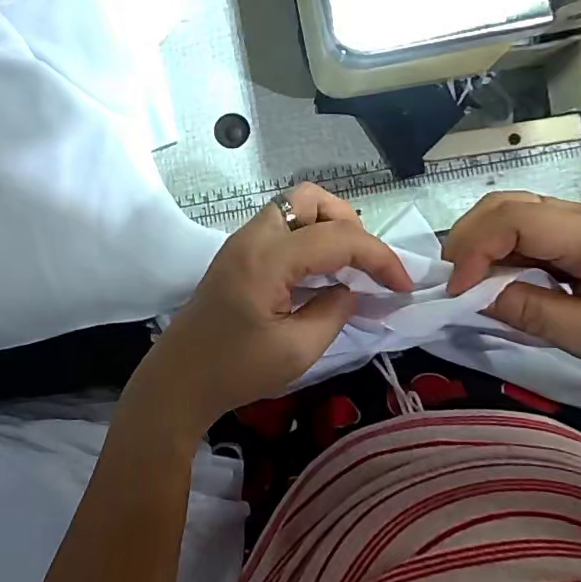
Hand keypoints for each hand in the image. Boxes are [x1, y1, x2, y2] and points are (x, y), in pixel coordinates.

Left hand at [125, 183, 411, 440]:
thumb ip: (335, 311)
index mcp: (267, 258)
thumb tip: (351, 289)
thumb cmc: (234, 371)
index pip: (337, 237)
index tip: (402, 286)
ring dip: (328, 228)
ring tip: (348, 268)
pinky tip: (321, 276)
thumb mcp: (298, 349)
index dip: (379, 257)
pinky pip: (281, 229)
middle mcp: (252, 238)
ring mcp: (241, 244)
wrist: (178, 382)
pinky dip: (308, 240)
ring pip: (293, 208)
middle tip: (365, 264)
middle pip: (309, 198)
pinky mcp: (237, 257)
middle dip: (348, 223)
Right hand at [443, 192, 580, 396]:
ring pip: (506, 213)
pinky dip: (494, 253)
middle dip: (466, 242)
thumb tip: (472, 295)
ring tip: (466, 286)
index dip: (474, 249)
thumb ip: (533, 312)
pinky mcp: (573, 237)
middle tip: (451, 288)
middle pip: (503, 205)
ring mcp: (579, 222)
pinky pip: (520, 231)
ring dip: (477, 245)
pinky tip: (493, 281)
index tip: (455, 293)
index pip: (515, 220)